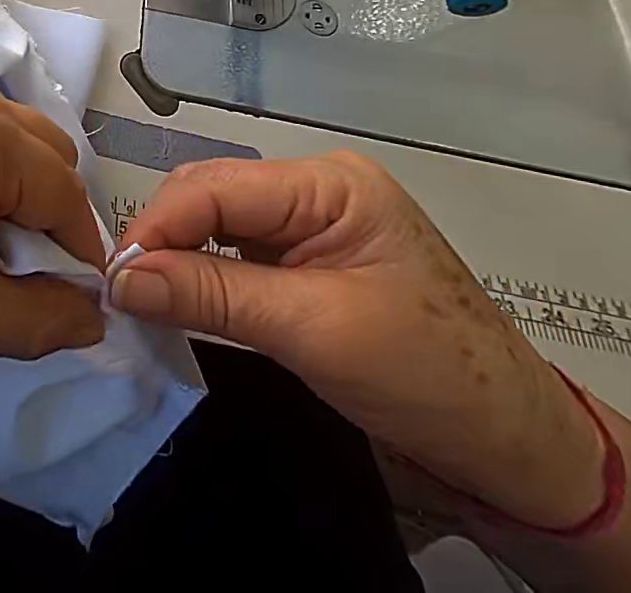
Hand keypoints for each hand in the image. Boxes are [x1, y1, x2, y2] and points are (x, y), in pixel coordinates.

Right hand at [111, 152, 605, 527]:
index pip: (212, 187)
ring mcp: (304, 219)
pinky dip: (193, 269)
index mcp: (329, 185)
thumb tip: (118, 280)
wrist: (515, 447)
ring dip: (172, 254)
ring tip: (145, 293)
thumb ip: (207, 294)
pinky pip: (224, 247)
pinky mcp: (297, 253)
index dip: (156, 226)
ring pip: (207, 219)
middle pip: (204, 194)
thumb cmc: (432, 379)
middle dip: (160, 238)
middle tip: (125, 289)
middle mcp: (311, 187)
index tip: (115, 277)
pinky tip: (179, 292)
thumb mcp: (310, 330)